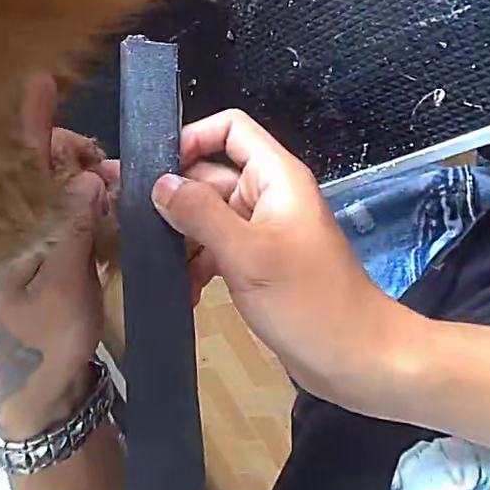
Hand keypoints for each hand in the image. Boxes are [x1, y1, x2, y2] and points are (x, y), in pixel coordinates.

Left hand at [0, 76, 117, 439]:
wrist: (47, 390)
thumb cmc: (48, 342)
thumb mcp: (64, 290)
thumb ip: (72, 233)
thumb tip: (84, 180)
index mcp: (7, 234)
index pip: (19, 168)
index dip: (30, 123)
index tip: (37, 80)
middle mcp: (15, 227)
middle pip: (38, 167)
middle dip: (71, 154)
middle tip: (103, 169)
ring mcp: (33, 237)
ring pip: (57, 185)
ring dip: (84, 175)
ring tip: (111, 186)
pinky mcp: (52, 248)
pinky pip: (70, 207)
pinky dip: (90, 197)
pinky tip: (106, 200)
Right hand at [149, 110, 424, 413]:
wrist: (357, 360)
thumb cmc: (309, 301)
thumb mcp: (248, 254)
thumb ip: (201, 214)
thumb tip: (160, 184)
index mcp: (275, 177)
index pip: (231, 129)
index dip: (193, 138)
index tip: (157, 170)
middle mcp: (268, 195)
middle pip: (211, 176)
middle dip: (176, 199)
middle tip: (132, 221)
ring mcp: (262, 230)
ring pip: (209, 216)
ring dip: (184, 239)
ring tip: (159, 266)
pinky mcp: (258, 261)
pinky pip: (218, 248)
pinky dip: (199, 264)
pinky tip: (185, 292)